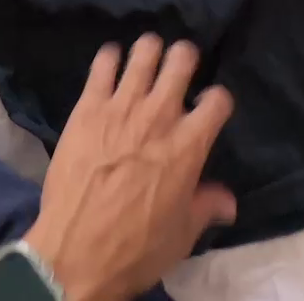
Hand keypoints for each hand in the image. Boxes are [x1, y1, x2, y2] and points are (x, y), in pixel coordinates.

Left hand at [22, 36, 235, 300]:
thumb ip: (206, 206)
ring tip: (147, 56)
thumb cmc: (136, 248)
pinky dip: (109, 57)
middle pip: (181, 60)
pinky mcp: (88, 105)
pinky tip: (111, 62)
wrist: (76, 252)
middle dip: (185, 57)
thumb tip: (228, 199)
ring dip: (149, 50)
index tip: (210, 105)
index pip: (218, 99)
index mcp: (189, 146)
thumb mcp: (182, 235)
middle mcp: (159, 116)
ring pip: (144, 51)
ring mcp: (122, 106)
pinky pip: (102, 63)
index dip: (218, 98)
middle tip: (179, 66)